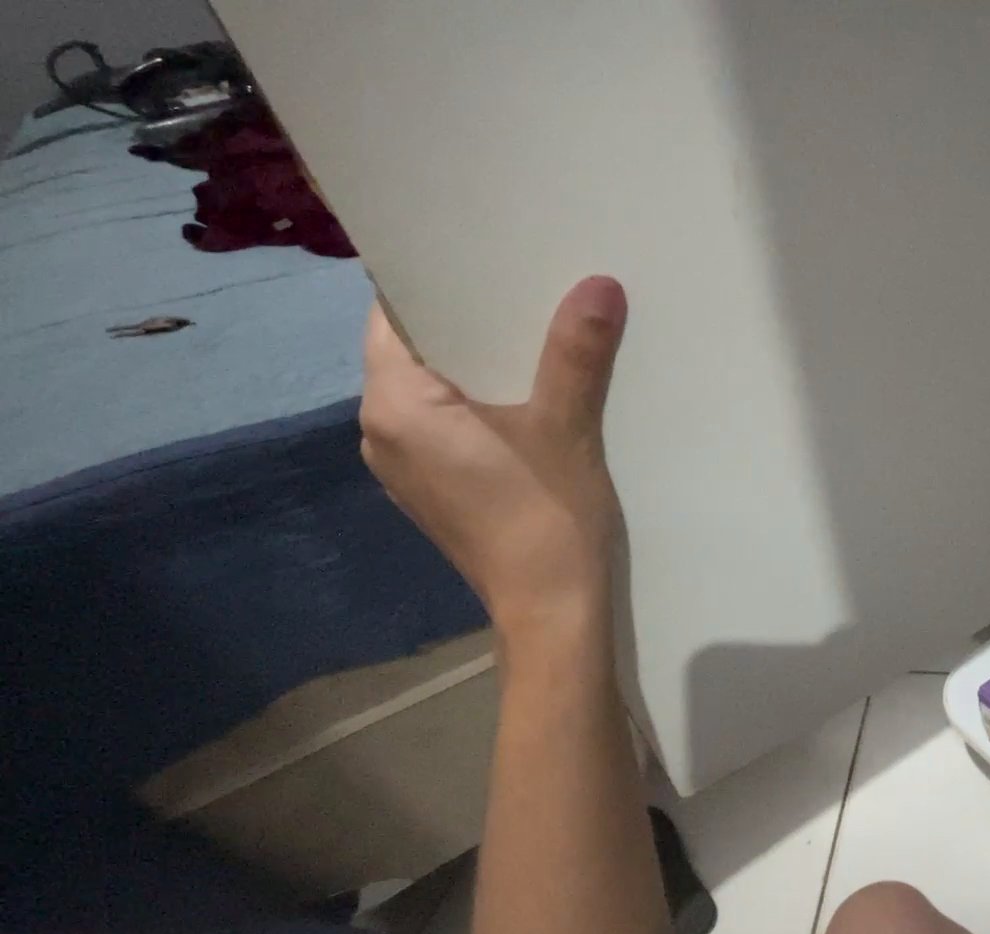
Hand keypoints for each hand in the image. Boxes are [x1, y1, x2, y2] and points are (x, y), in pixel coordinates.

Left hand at [359, 276, 627, 637]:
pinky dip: (483, 407)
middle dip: (472, 324)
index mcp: (395, 405)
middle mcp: (381, 432)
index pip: (396, 315)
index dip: (440, 283)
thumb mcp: (567, 426)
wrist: (551, 610)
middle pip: (418, 353)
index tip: (489, 258)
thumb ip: (575, 352)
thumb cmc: (547, 517)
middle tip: (529, 294)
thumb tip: (599, 284)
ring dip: (480, 368)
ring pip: (436, 393)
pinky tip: (531, 405)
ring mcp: (406, 467)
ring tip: (537, 343)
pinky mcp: (437, 491)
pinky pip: (449, 427)